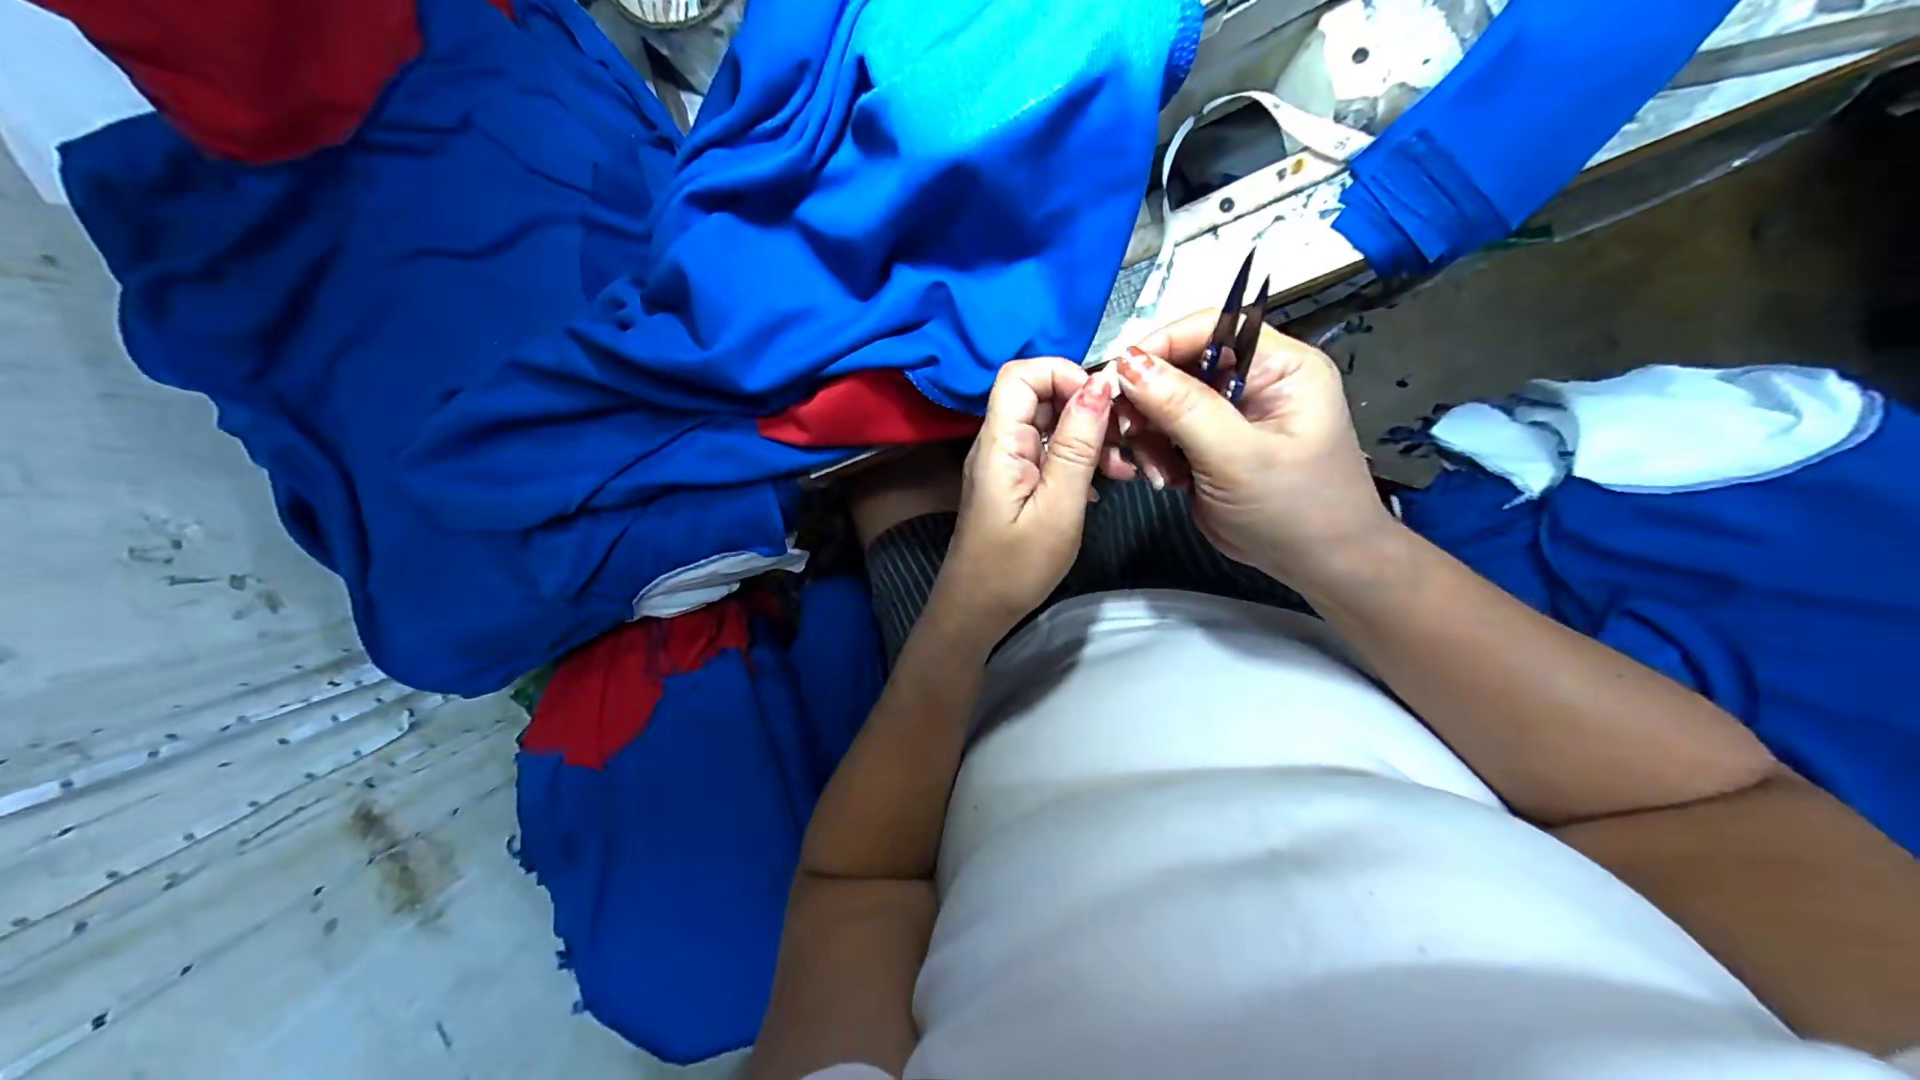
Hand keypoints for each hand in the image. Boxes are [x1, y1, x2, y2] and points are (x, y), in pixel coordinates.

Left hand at [929, 357, 1115, 645]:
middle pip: (1039, 396)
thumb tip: (1100, 386)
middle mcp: (998, 444)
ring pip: (1050, 425)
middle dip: (1086, 407)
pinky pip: (1049, 452)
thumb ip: (1078, 446)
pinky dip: (1079, 458)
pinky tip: (1104, 483)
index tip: (1102, 402)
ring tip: (1122, 468)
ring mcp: (1006, 463)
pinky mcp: (1016, 481)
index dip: (1062, 373)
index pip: (1020, 374)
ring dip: (1089, 437)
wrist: (978, 610)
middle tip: (1124, 439)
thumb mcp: (1058, 508)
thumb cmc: (1015, 567)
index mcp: (999, 443)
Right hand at [1114, 310, 1392, 586]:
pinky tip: (1165, 481)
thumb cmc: (1293, 509)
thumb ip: (1183, 408)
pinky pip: (1166, 433)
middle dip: (1148, 400)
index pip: (1210, 329)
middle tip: (1130, 435)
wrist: (1316, 565)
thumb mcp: (1237, 457)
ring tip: (1156, 472)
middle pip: (1179, 365)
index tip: (1118, 378)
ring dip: (1149, 435)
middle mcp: (1253, 380)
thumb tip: (1127, 364)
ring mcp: (1229, 414)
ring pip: (1164, 402)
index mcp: (1279, 366)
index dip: (1160, 345)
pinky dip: (1155, 454)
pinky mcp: (1210, 444)